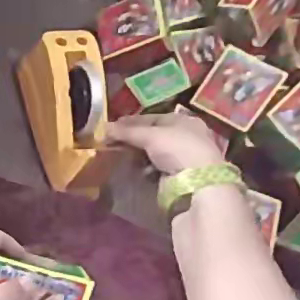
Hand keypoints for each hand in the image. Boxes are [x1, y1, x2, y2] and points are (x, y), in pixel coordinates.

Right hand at [106, 109, 229, 174]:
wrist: (196, 182)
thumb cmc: (177, 149)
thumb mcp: (150, 135)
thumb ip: (127, 131)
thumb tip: (104, 128)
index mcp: (183, 120)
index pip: (152, 118)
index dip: (131, 122)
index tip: (112, 127)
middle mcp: (184, 136)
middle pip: (151, 135)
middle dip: (132, 139)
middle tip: (112, 142)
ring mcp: (181, 156)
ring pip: (152, 152)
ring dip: (137, 155)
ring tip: (120, 156)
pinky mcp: (176, 175)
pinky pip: (155, 168)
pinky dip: (145, 169)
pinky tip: (137, 170)